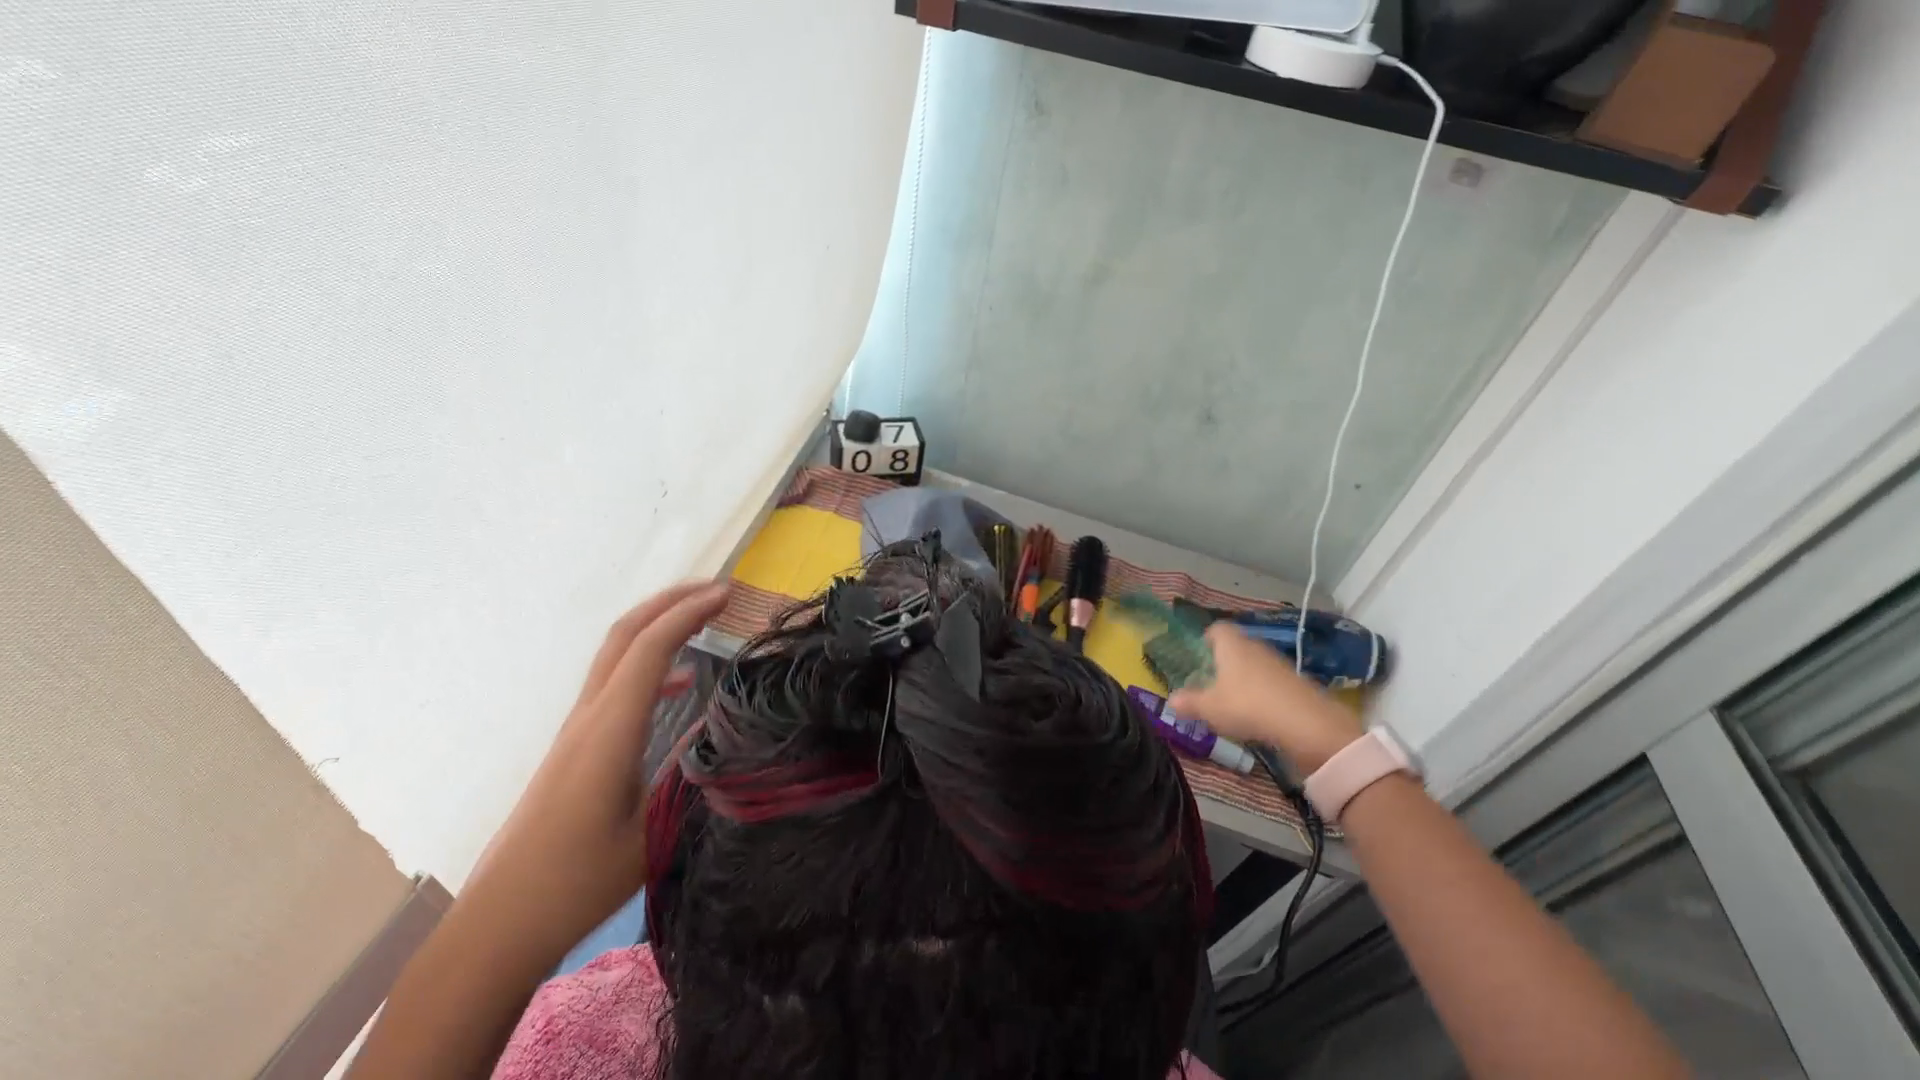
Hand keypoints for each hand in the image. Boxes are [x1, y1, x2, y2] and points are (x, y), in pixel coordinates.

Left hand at [461, 581, 730, 961]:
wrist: (502, 920)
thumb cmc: (578, 883)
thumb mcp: (651, 834)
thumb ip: (688, 776)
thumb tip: (721, 732)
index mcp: (610, 732)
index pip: (649, 650)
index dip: (688, 614)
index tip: (727, 596)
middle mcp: (589, 719)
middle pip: (623, 636)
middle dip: (668, 603)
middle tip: (716, 591)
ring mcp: (576, 732)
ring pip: (614, 657)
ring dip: (656, 628)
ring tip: (703, 621)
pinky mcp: (573, 750)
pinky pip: (613, 687)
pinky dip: (647, 666)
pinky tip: (676, 684)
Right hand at [1168, 622, 1362, 774]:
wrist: (1305, 723)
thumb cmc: (1247, 705)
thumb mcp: (1209, 708)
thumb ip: (1188, 703)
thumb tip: (1171, 700)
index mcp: (1231, 645)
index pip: (1217, 629)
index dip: (1206, 639)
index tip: (1199, 654)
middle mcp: (1255, 647)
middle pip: (1236, 647)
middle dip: (1224, 662)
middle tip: (1211, 682)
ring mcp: (1279, 664)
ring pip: (1255, 665)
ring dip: (1244, 679)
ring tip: (1233, 702)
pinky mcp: (1296, 683)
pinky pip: (1271, 682)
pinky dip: (1263, 693)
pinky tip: (1258, 714)